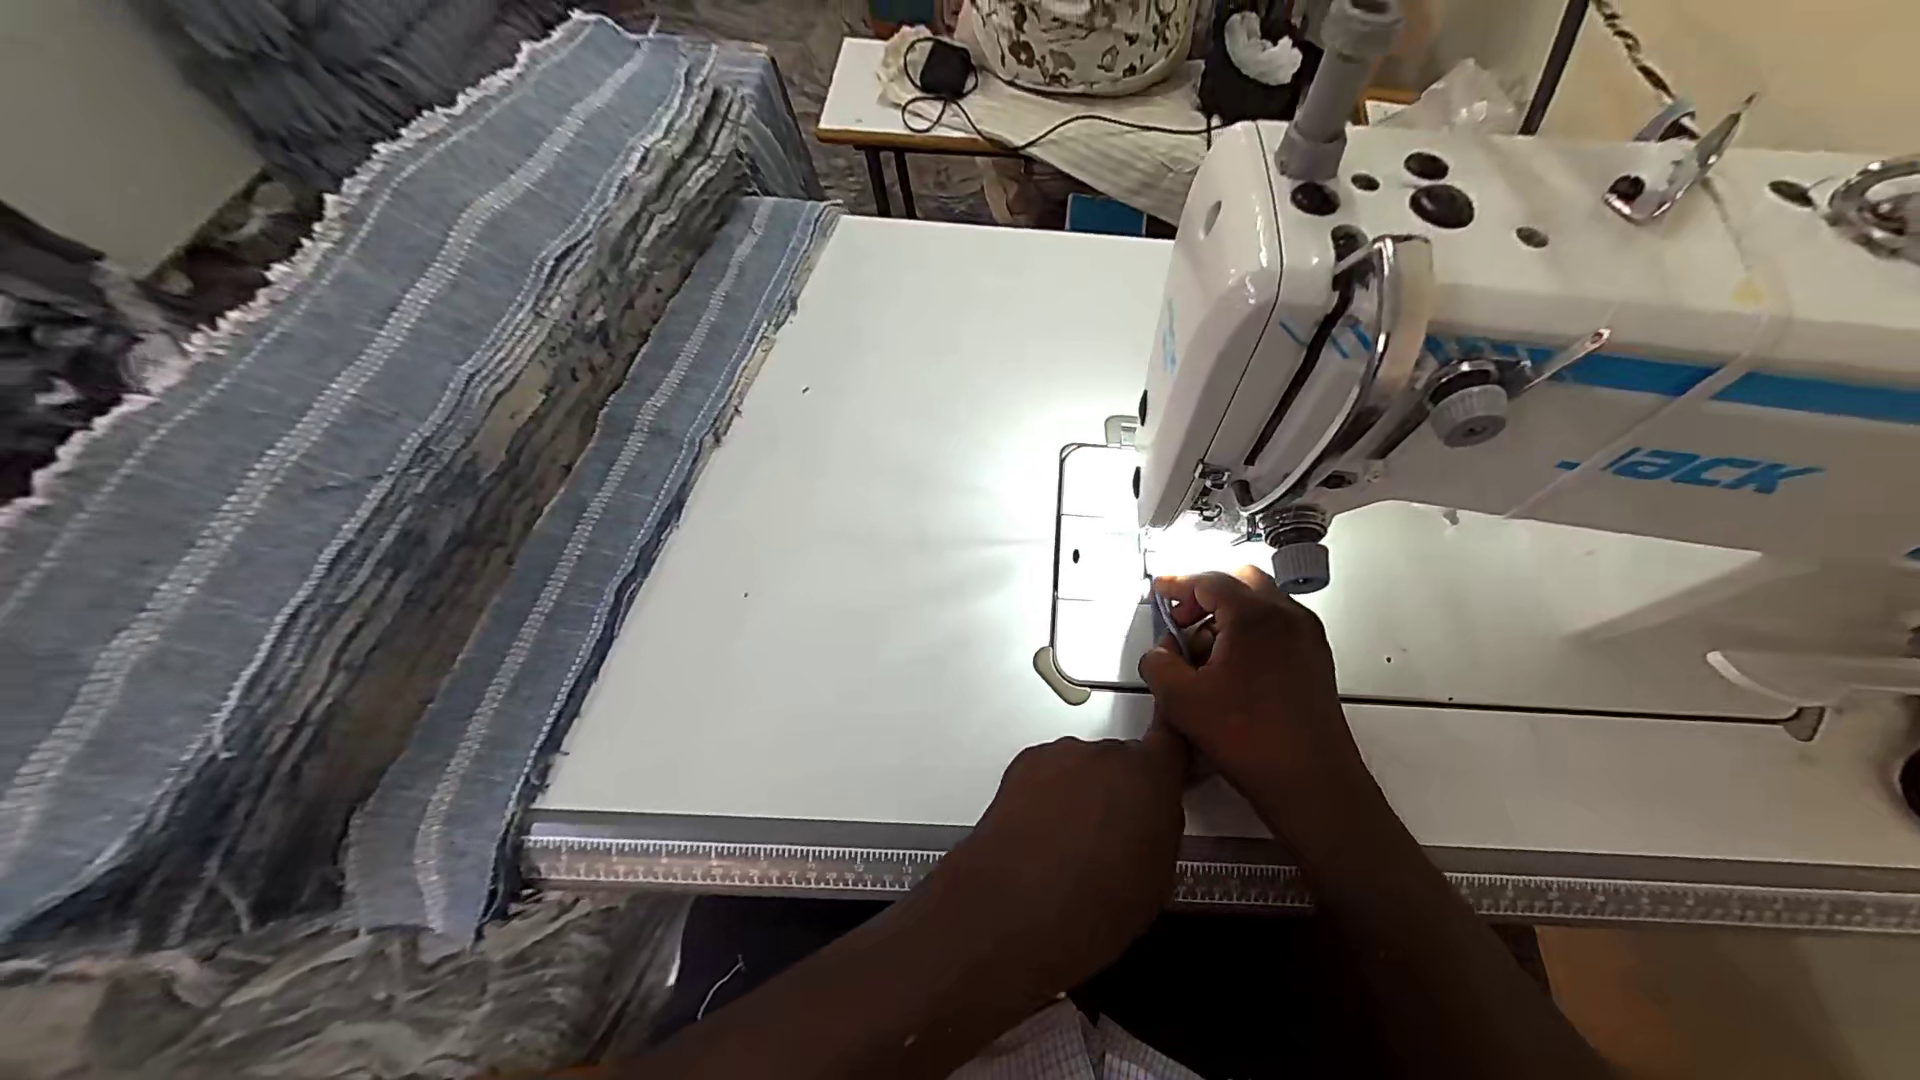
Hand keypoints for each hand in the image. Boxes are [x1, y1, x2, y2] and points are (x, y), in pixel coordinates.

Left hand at [924, 727, 1188, 994]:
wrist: (1021, 904)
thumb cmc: (1092, 904)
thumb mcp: (1156, 877)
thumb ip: (1161, 829)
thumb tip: (1152, 822)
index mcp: (1150, 777)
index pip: (1172, 745)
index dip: (1169, 759)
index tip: (1167, 770)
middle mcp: (1107, 755)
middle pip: (1121, 759)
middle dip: (1119, 788)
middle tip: (1112, 831)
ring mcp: (1063, 754)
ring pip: (1082, 765)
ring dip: (1081, 790)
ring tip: (1071, 840)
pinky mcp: (1026, 761)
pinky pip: (1047, 771)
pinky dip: (1047, 792)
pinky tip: (1043, 830)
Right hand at [1137, 567, 1371, 816]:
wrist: (1310, 783)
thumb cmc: (1251, 739)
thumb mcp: (1180, 699)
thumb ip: (1157, 663)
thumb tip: (1160, 653)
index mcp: (1254, 616)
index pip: (1209, 579)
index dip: (1177, 583)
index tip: (1160, 591)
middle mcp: (1287, 617)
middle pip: (1240, 581)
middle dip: (1204, 594)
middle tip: (1181, 619)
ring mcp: (1306, 638)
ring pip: (1260, 602)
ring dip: (1227, 613)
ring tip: (1201, 650)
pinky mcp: (1315, 660)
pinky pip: (1276, 626)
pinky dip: (1248, 631)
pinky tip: (1229, 668)